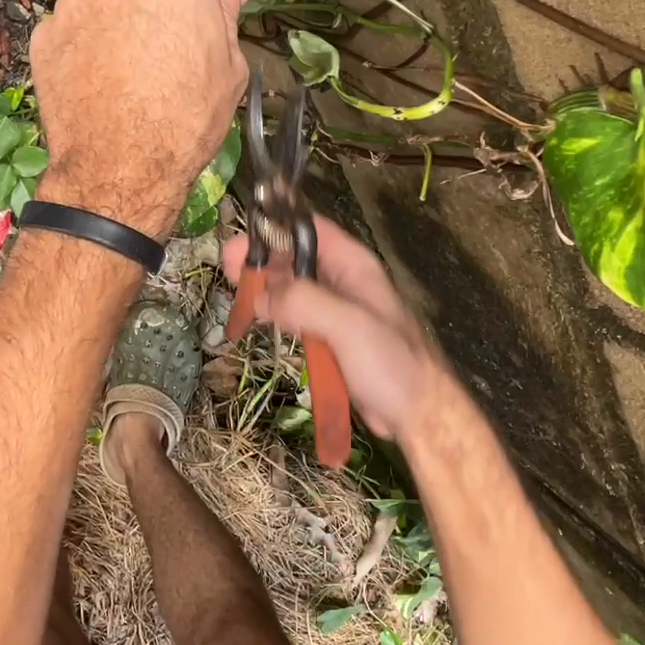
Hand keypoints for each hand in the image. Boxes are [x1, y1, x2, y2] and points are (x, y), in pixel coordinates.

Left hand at [29, 0, 253, 235]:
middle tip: (164, 50)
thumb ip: (227, 16)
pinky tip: (97, 81)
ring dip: (117, 20)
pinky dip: (85, 45)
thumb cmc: (184, 123)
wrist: (117, 172)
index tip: (209, 9)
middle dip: (158, 1)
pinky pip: (74, 29)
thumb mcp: (229, 71)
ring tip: (126, 70)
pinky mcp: (45, 35)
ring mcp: (76, 3)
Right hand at [222, 216, 462, 439]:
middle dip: (261, 260)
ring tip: (236, 295)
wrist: (417, 415)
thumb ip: (303, 302)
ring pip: (290, 288)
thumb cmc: (391, 363)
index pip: (309, 230)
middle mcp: (342, 281)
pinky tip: (253, 319)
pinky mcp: (327, 337)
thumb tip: (259, 296)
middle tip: (227, 268)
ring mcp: (334, 310)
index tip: (240, 241)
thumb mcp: (348, 325)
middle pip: (293, 258)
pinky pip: (294, 316)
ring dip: (263, 288)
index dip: (274, 230)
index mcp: (353, 266)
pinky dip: (272, 314)